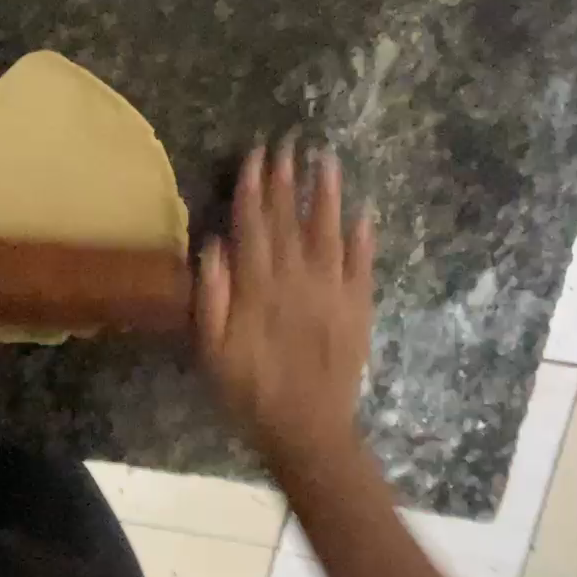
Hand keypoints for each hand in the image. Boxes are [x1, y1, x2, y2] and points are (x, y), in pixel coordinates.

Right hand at [195, 140, 376, 467]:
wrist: (308, 432)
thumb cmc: (248, 391)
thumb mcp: (212, 349)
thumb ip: (211, 297)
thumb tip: (213, 246)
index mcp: (259, 289)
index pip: (254, 227)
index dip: (253, 189)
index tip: (255, 156)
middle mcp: (298, 282)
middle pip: (289, 222)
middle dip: (286, 181)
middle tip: (287, 145)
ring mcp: (333, 295)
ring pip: (330, 235)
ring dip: (328, 197)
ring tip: (327, 162)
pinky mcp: (358, 311)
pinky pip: (363, 269)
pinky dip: (364, 241)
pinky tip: (364, 214)